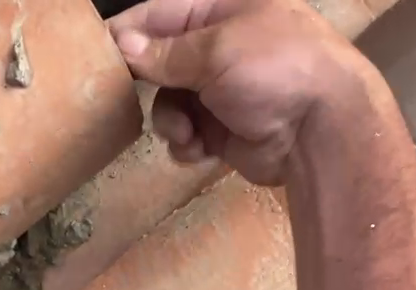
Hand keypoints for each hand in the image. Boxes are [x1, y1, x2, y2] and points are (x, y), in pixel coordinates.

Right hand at [110, 0, 385, 185]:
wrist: (319, 131)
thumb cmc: (276, 71)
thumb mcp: (217, 51)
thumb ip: (166, 52)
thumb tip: (122, 46)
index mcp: (220, 8)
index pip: (157, 15)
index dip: (126, 35)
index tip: (96, 59)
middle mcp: (216, 46)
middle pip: (157, 64)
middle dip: (148, 87)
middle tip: (130, 103)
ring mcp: (218, 90)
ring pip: (167, 105)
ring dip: (170, 123)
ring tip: (188, 134)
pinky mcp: (220, 130)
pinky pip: (185, 136)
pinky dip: (186, 145)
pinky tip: (201, 150)